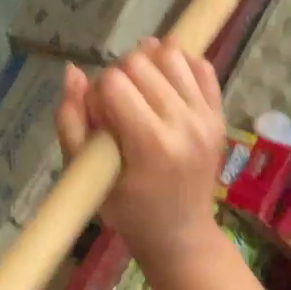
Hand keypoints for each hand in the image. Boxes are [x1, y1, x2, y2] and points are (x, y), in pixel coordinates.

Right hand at [55, 37, 227, 252]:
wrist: (180, 233)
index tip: (98, 117)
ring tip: (139, 90)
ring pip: (170, 55)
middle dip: (119, 75)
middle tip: (116, 106)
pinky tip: (165, 82)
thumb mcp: (85, 172)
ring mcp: (207, 118)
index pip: (114, 81)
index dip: (96, 92)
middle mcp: (184, 124)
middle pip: (140, 62)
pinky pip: (202, 68)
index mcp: (150, 143)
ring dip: (148, 65)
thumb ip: (71, 121)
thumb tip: (73, 71)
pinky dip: (180, 65)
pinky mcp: (219, 116)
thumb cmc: (126, 208)